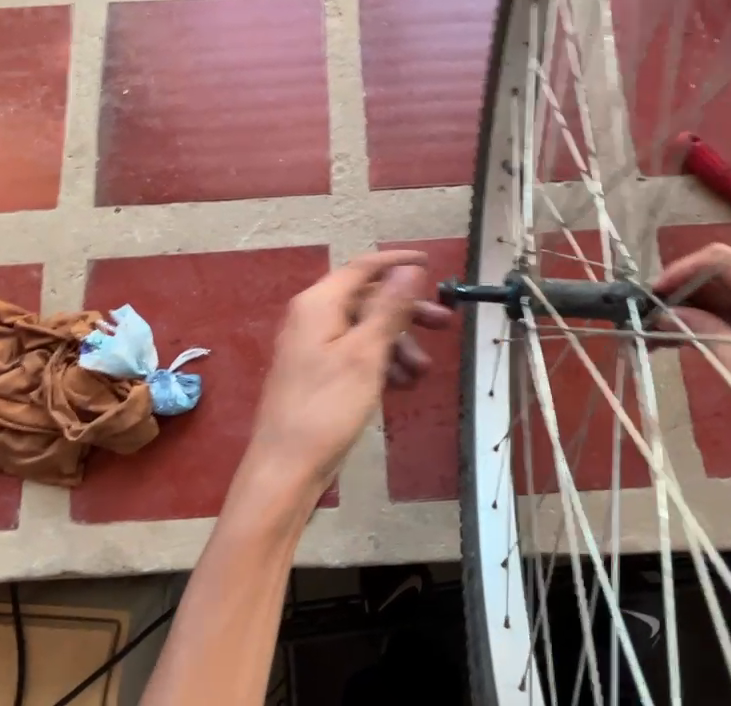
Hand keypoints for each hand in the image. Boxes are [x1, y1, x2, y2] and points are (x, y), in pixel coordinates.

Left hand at [245, 251, 451, 494]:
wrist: (286, 469)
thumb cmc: (326, 407)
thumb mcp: (366, 354)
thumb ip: (389, 308)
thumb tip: (408, 269)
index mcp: (319, 304)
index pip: (363, 267)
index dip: (397, 262)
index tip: (430, 264)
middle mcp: (313, 318)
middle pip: (367, 300)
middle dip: (406, 313)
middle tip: (444, 324)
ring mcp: (313, 347)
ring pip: (365, 331)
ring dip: (397, 345)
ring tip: (423, 371)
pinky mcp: (317, 374)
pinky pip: (355, 355)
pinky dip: (381, 364)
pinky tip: (402, 385)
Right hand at [652, 243, 730, 481]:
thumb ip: (704, 333)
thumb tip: (665, 313)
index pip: (721, 260)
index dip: (681, 271)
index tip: (652, 295)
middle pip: (720, 277)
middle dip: (679, 292)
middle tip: (645, 316)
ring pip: (722, 298)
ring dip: (687, 310)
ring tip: (654, 332)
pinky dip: (704, 325)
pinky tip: (677, 341)